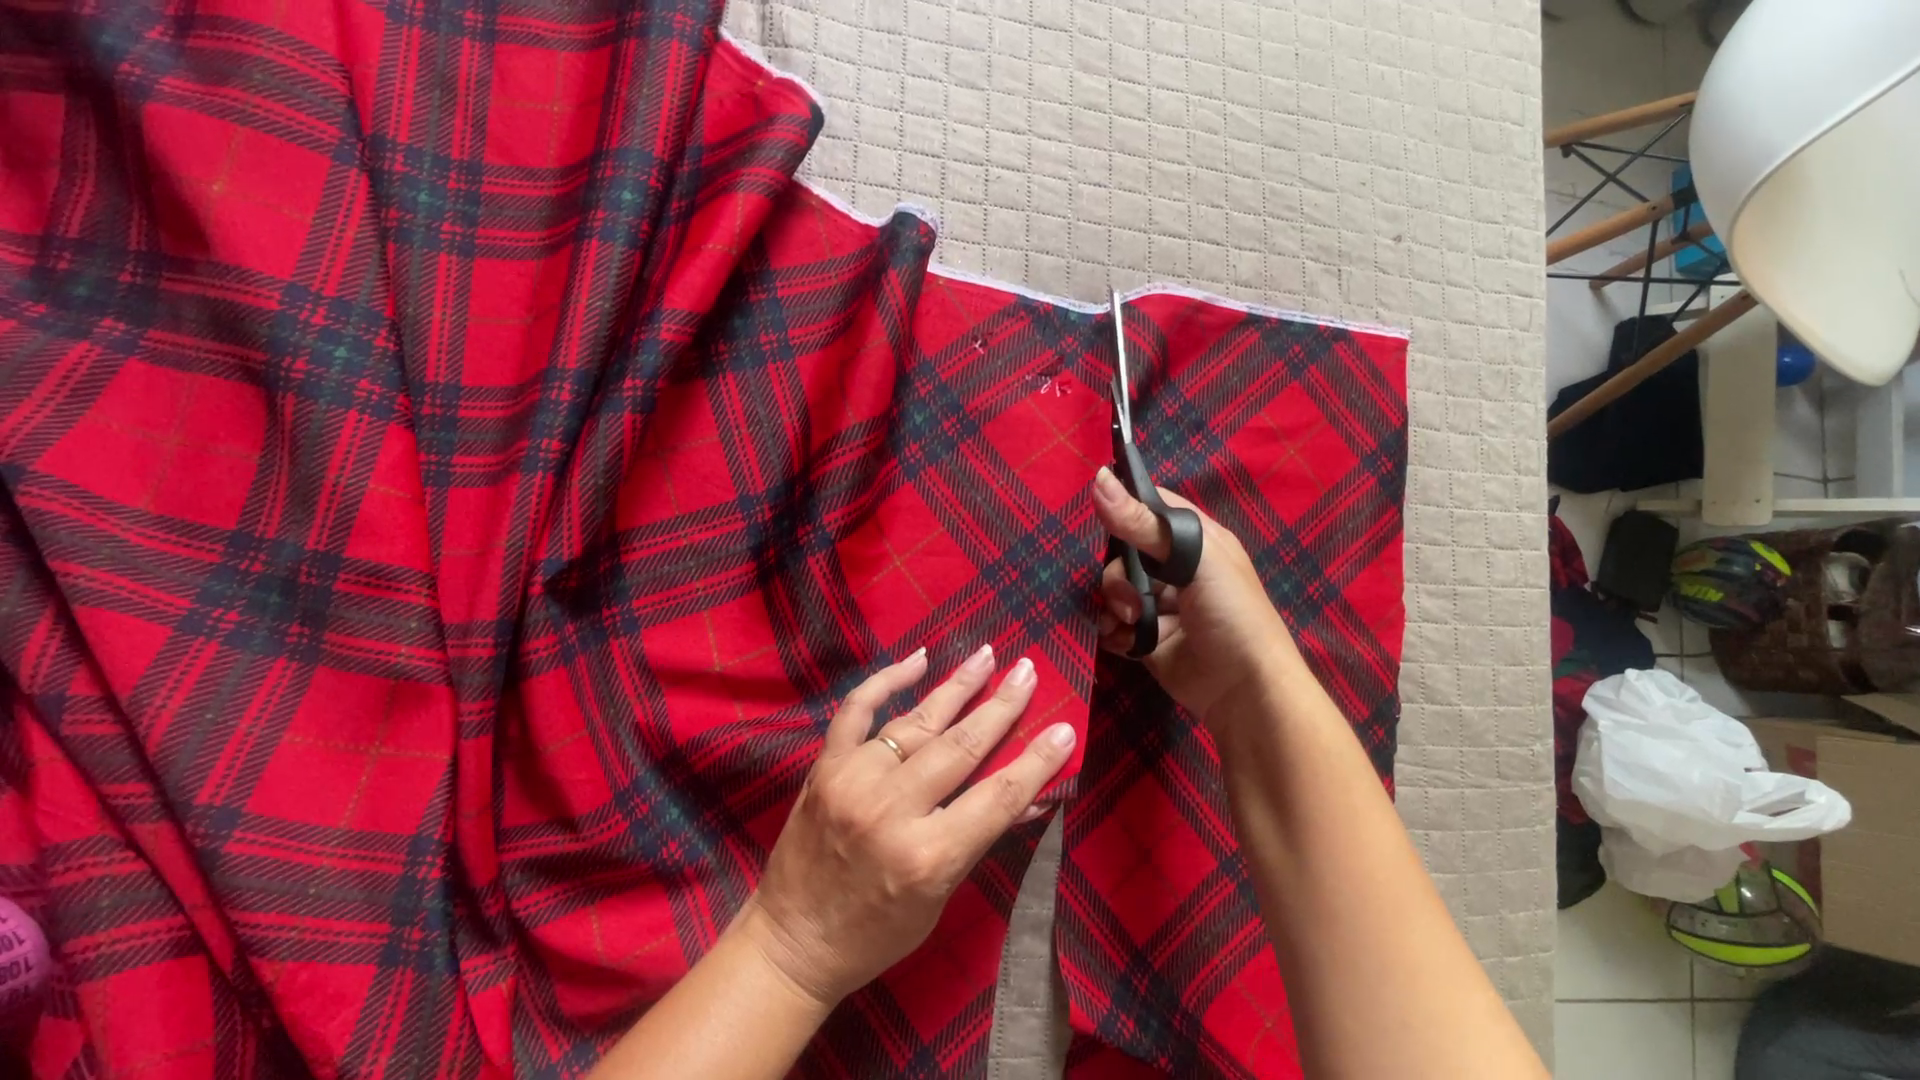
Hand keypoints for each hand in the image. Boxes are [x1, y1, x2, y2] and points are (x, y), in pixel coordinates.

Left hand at [731, 646, 1076, 1007]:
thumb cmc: (877, 933)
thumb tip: (1031, 794)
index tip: (1065, 728)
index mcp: (928, 856)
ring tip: (987, 655)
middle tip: (1028, 671)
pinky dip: (886, 681)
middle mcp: (891, 811)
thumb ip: (979, 838)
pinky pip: (857, 711)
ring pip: (915, 722)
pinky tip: (917, 661)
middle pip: (960, 747)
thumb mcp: (940, 897)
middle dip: (1001, 706)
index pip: (997, 797)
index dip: (1037, 761)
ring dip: (956, 686)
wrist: (793, 942)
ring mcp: (853, 782)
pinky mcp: (825, 768)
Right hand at [1091, 466, 1298, 728]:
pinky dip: (1113, 632)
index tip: (1101, 517)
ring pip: (1114, 589)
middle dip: (1117, 573)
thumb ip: (1142, 522)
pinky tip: (1125, 641)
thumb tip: (1098, 478)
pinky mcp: (1147, 639)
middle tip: (1132, 596)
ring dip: (1114, 605)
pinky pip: (1113, 625)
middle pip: (1123, 552)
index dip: (1125, 509)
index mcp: (1196, 540)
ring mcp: (1160, 605)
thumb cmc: (1231, 612)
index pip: (1150, 508)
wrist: (1244, 688)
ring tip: (1133, 623)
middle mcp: (1176, 569)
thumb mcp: (1192, 559)